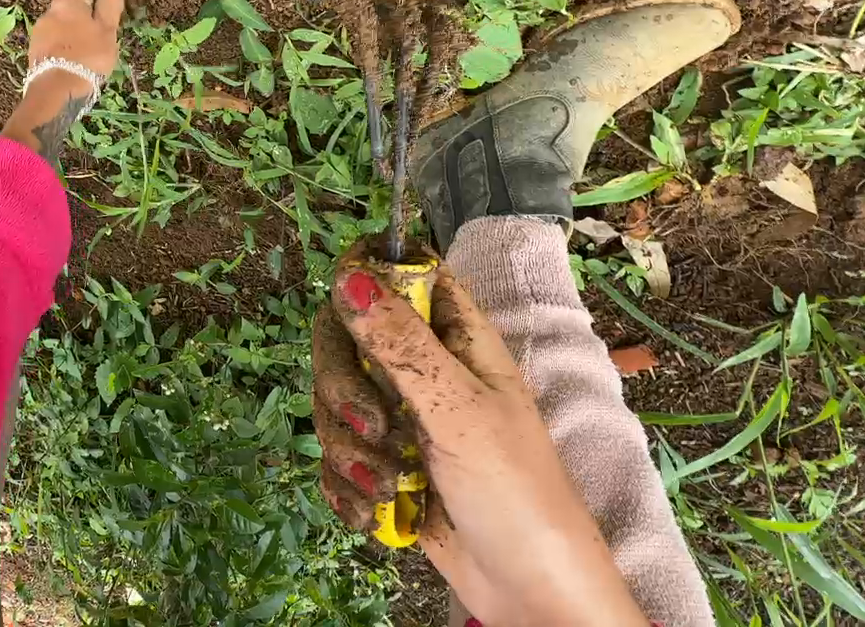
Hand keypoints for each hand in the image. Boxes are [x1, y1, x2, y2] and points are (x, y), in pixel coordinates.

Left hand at [0, 0, 123, 160]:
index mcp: (67, 1)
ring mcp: (38, 33)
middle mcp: (48, 11)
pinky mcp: (33, 52)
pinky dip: (61, 53)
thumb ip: (109, 5)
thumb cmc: (89, 56)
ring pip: (60, 31)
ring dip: (70, 41)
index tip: (104, 30)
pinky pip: (52, 48)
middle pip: (71, 14)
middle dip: (82, 26)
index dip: (97, 12)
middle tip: (96, 46)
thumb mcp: (108, 30)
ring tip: (83, 60)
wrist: (57, 89)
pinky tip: (70, 67)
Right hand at [312, 250, 645, 626]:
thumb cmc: (515, 493)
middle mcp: (421, 366)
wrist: (531, 601)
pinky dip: (345, 482)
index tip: (342, 300)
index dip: (367, 271)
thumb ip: (400, 344)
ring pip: (333, 397)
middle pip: (346, 336)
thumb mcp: (459, 411)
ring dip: (347, 446)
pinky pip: (334, 449)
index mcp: (453, 337)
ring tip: (386, 486)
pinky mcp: (380, 460)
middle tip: (370, 425)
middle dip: (343, 386)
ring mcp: (398, 414)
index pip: (403, 271)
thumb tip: (346, 276)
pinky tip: (374, 511)